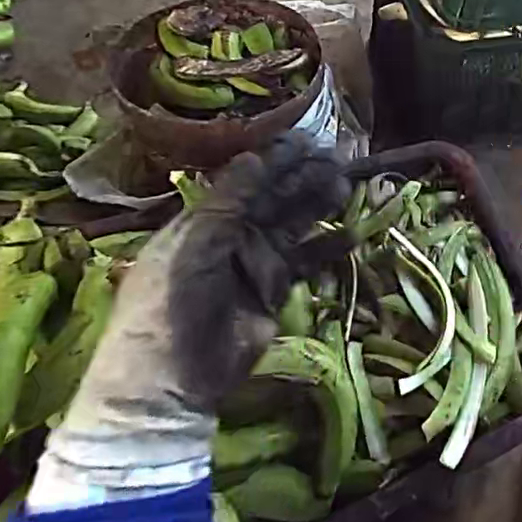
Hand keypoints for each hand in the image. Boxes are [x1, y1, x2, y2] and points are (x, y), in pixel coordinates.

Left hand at [31, 135, 349, 508]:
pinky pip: (306, 262)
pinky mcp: (274, 290)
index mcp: (207, 217)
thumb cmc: (171, 302)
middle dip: (305, 178)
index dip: (277, 160)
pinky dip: (327, 249)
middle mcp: (233, 232)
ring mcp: (255, 262)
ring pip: (294, 224)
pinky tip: (352, 235)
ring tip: (347, 187)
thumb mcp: (194, 243)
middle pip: (276, 198)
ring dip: (319, 205)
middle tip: (339, 159)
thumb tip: (256, 156)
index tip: (310, 141)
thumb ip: (229, 199)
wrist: (170, 379)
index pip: (247, 179)